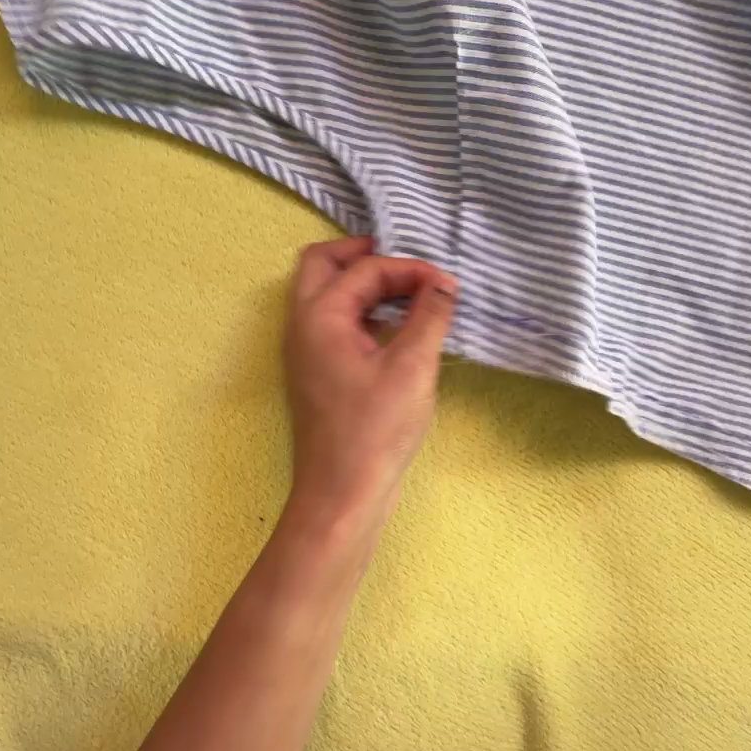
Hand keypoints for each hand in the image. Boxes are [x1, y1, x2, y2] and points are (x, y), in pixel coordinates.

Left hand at [282, 236, 457, 518]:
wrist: (342, 494)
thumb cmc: (375, 431)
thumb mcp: (412, 367)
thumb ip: (429, 316)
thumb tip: (444, 283)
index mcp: (319, 317)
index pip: (365, 269)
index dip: (409, 269)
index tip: (447, 285)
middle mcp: (302, 327)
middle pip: (323, 265)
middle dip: (365, 257)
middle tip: (409, 266)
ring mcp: (306, 352)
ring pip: (326, 295)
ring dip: (364, 285)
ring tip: (410, 295)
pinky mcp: (317, 373)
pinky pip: (335, 325)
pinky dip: (363, 314)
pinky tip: (398, 331)